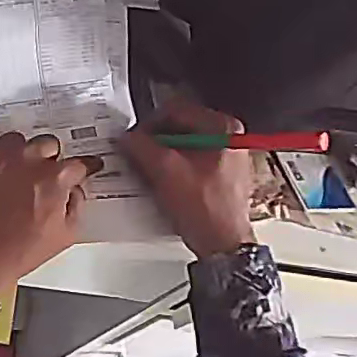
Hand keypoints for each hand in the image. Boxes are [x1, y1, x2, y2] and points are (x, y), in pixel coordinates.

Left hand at [0, 129, 100, 293]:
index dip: (85, 166)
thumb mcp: (63, 235)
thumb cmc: (14, 251)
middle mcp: (27, 160)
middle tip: (40, 178)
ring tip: (13, 174)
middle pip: (49, 144)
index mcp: (53, 179)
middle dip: (49, 160)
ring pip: (18, 139)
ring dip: (20, 153)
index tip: (86, 165)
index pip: (79, 162)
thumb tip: (75, 190)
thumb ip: (77, 205)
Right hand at [119, 99, 256, 257]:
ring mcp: (225, 157)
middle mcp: (228, 139)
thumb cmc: (208, 212)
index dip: (149, 123)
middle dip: (154, 140)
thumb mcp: (166, 172)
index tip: (134, 136)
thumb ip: (142, 147)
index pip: (176, 110)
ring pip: (182, 145)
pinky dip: (171, 167)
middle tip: (136, 151)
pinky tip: (160, 181)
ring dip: (161, 154)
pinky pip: (188, 161)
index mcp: (223, 129)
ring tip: (146, 168)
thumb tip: (127, 137)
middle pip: (179, 127)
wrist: (222, 246)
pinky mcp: (218, 175)